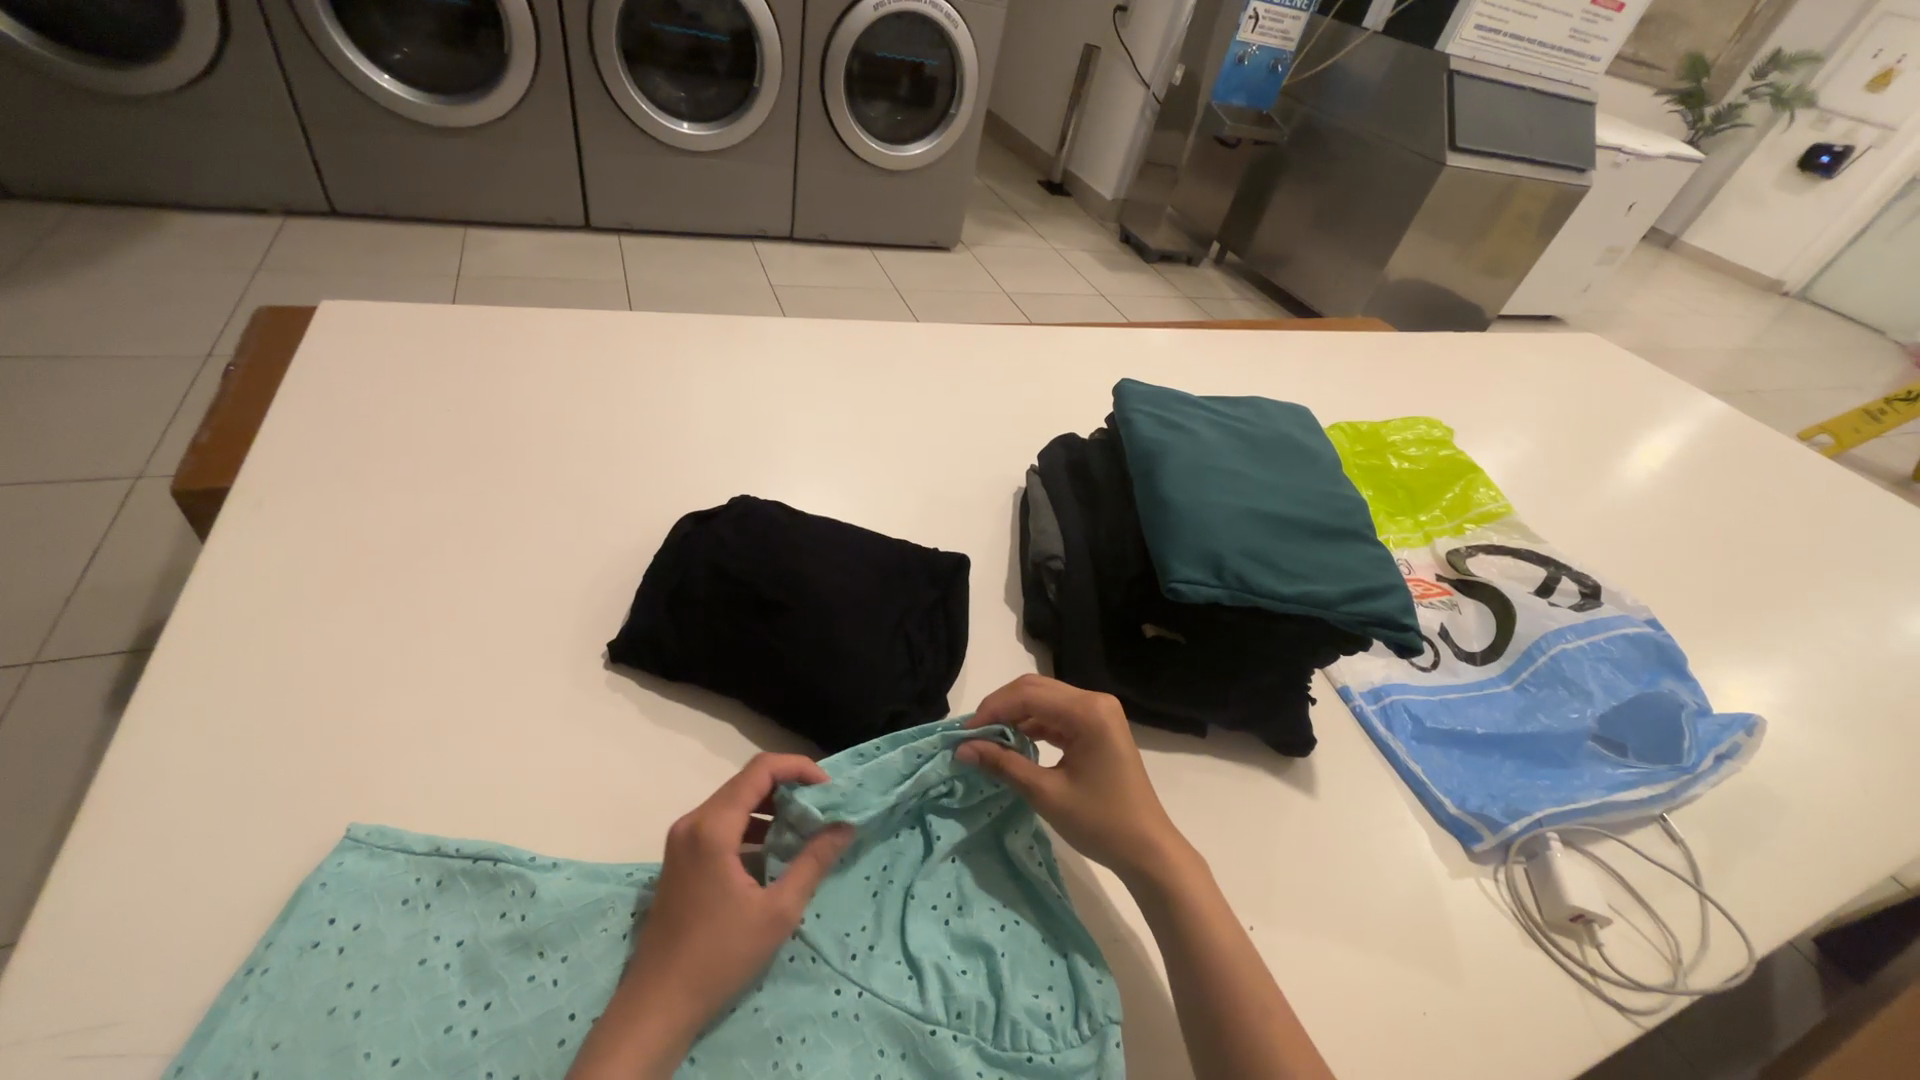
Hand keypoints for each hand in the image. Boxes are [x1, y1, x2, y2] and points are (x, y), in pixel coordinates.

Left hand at [568, 754, 853, 1078]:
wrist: (658, 1003)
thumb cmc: (720, 956)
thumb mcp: (778, 910)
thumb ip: (813, 861)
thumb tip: (845, 826)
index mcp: (713, 827)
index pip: (760, 769)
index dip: (799, 768)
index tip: (830, 789)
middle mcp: (693, 822)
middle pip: (747, 782)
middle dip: (789, 788)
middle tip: (824, 808)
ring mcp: (682, 840)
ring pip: (734, 802)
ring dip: (771, 807)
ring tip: (806, 828)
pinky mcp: (681, 858)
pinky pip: (721, 824)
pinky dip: (752, 826)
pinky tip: (776, 851)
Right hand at [955, 675, 1191, 884]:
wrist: (1147, 849)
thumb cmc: (1100, 822)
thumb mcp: (1046, 794)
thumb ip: (1003, 764)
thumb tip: (962, 749)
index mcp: (1088, 711)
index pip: (1027, 695)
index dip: (991, 710)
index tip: (964, 735)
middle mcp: (1095, 702)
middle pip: (1035, 689)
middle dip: (1000, 709)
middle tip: (972, 736)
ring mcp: (1099, 713)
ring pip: (1045, 700)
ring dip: (1015, 716)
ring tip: (987, 741)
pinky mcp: (1099, 727)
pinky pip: (1057, 715)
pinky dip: (1033, 725)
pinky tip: (1014, 744)